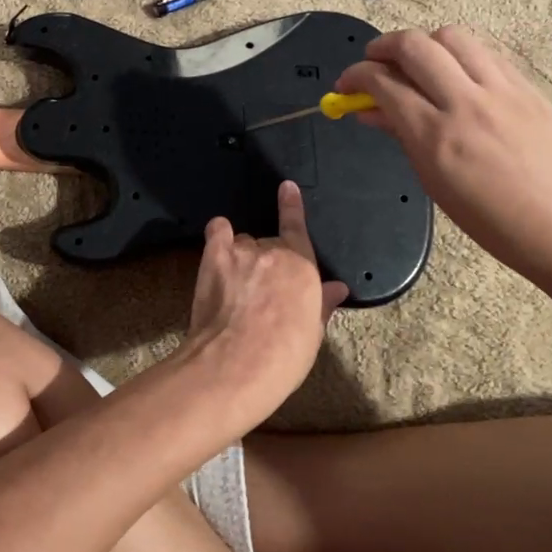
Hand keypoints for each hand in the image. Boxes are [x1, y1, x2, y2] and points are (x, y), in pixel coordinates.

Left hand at [183, 182, 348, 431]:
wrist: (235, 362)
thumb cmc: (282, 356)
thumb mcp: (312, 334)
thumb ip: (322, 304)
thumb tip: (338, 288)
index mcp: (302, 267)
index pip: (297, 229)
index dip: (292, 207)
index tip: (287, 188)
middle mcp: (273, 251)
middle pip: (269, 245)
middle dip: (267, 263)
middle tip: (261, 292)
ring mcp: (241, 250)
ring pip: (243, 242)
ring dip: (242, 256)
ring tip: (236, 285)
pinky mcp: (214, 256)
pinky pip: (218, 231)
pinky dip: (219, 236)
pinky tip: (218, 247)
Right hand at [335, 26, 551, 287]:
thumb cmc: (495, 222)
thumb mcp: (434, 183)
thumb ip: (401, 136)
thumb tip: (369, 110)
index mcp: (436, 136)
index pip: (383, 82)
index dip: (355, 76)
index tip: (346, 85)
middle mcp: (467, 103)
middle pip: (414, 45)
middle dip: (382, 47)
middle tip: (374, 63)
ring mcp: (503, 91)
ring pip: (452, 36)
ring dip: (424, 43)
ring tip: (417, 64)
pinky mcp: (529, 89)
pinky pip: (486, 53)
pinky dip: (460, 56)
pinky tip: (457, 77)